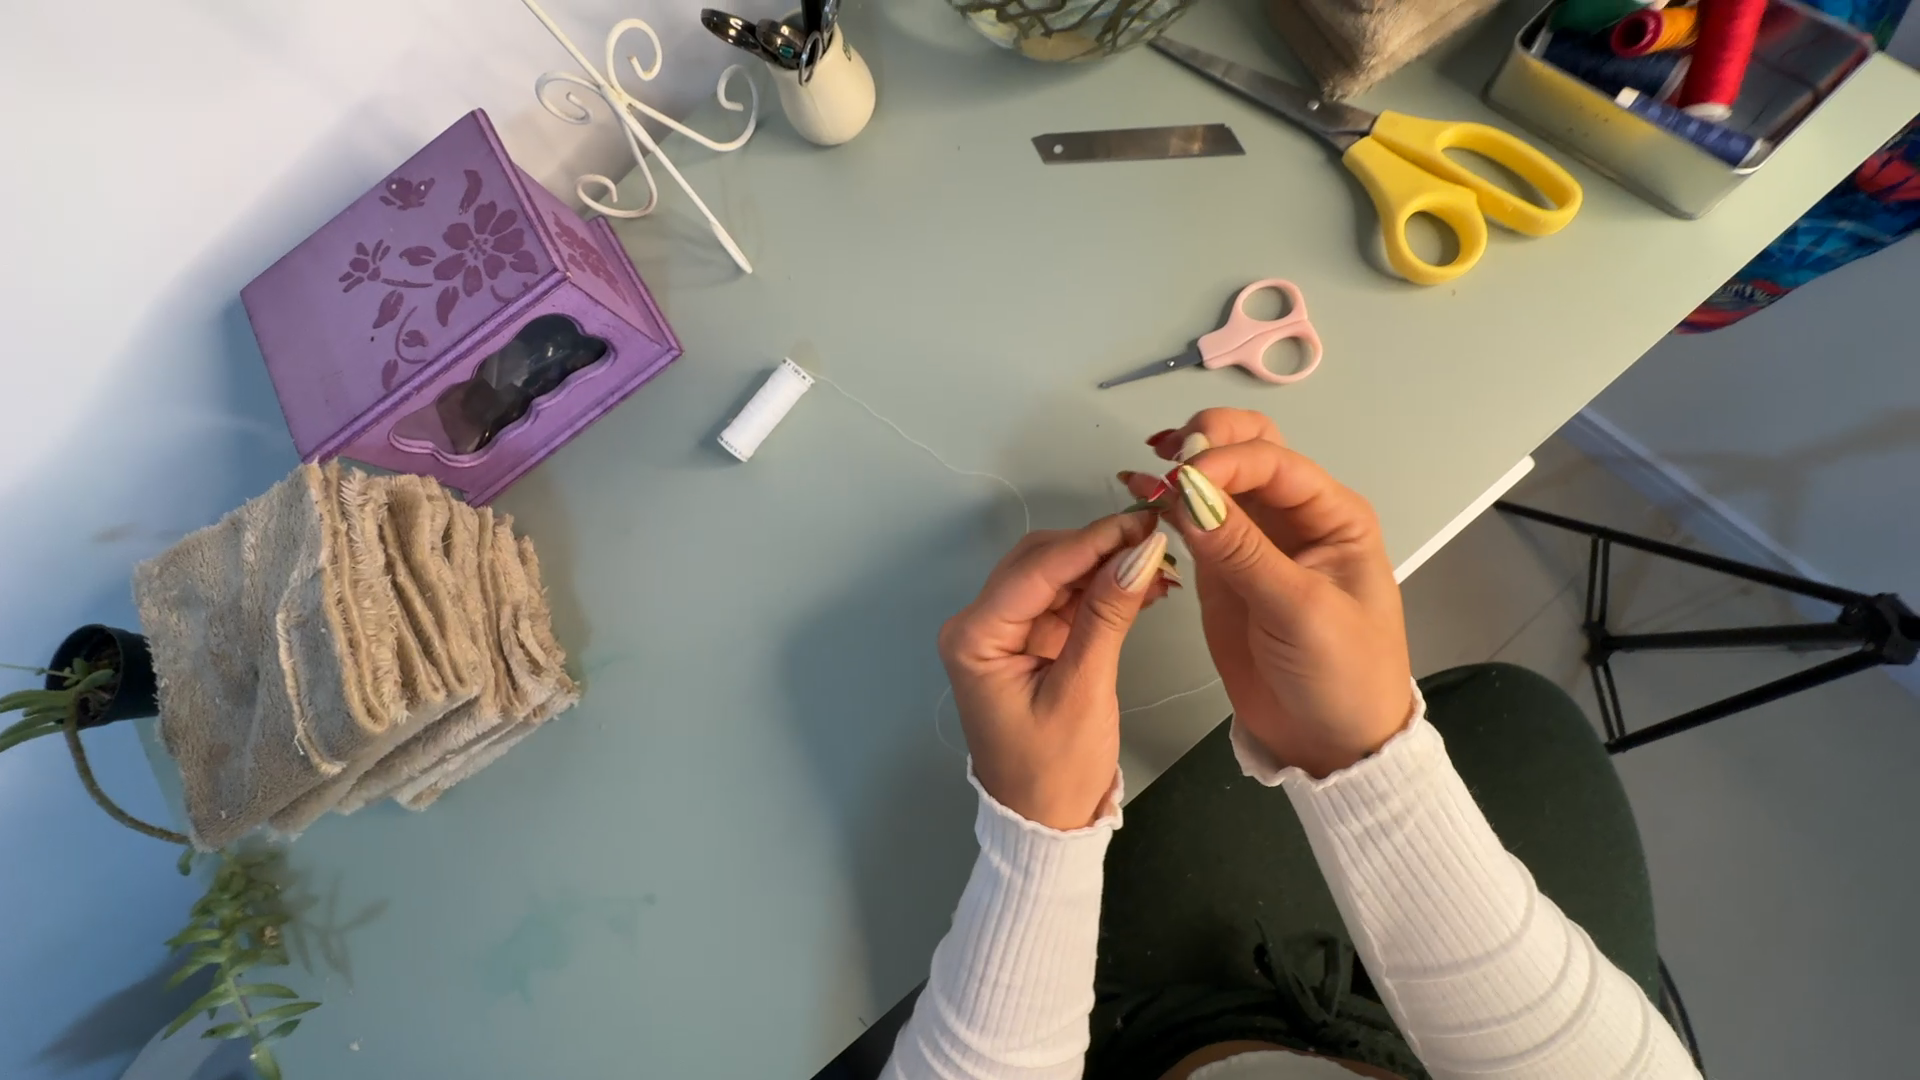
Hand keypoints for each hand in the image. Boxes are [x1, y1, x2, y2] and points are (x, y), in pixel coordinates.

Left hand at [938, 514, 1172, 829]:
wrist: (1045, 823)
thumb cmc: (1054, 771)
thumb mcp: (1084, 691)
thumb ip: (1107, 616)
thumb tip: (1140, 554)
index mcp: (975, 638)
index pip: (1034, 570)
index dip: (1090, 541)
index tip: (1142, 523)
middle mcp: (980, 625)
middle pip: (1039, 563)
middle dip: (1096, 548)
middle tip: (1154, 540)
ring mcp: (1003, 631)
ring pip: (1054, 576)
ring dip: (1103, 567)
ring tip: (1157, 563)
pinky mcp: (1028, 641)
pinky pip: (1063, 601)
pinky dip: (1100, 591)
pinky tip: (1140, 585)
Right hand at [1124, 410, 1412, 777]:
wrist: (1327, 740)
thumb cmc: (1341, 674)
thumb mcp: (1300, 611)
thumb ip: (1243, 552)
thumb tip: (1187, 494)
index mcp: (1331, 516)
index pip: (1274, 463)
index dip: (1225, 461)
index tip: (1180, 480)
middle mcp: (1294, 515)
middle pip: (1251, 448)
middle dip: (1208, 440)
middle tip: (1167, 456)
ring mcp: (1254, 539)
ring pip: (1218, 478)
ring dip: (1184, 466)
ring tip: (1147, 477)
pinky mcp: (1220, 567)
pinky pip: (1192, 520)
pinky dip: (1167, 504)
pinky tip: (1141, 496)